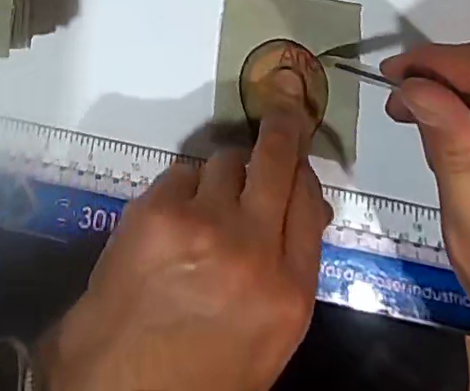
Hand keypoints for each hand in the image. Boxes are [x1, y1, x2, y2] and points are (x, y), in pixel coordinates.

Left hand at [38, 77, 332, 390]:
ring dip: (222, 174)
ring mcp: (204, 224)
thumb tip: (306, 208)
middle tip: (282, 106)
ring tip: (205, 205)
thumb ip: (289, 268)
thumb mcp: (267, 336)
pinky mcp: (158, 210)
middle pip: (278, 160)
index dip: (302, 172)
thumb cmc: (200, 374)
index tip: (295, 158)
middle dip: (282, 128)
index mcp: (289, 292)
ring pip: (227, 160)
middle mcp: (253, 249)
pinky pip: (183, 171)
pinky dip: (181, 188)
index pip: (310, 200)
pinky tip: (170, 220)